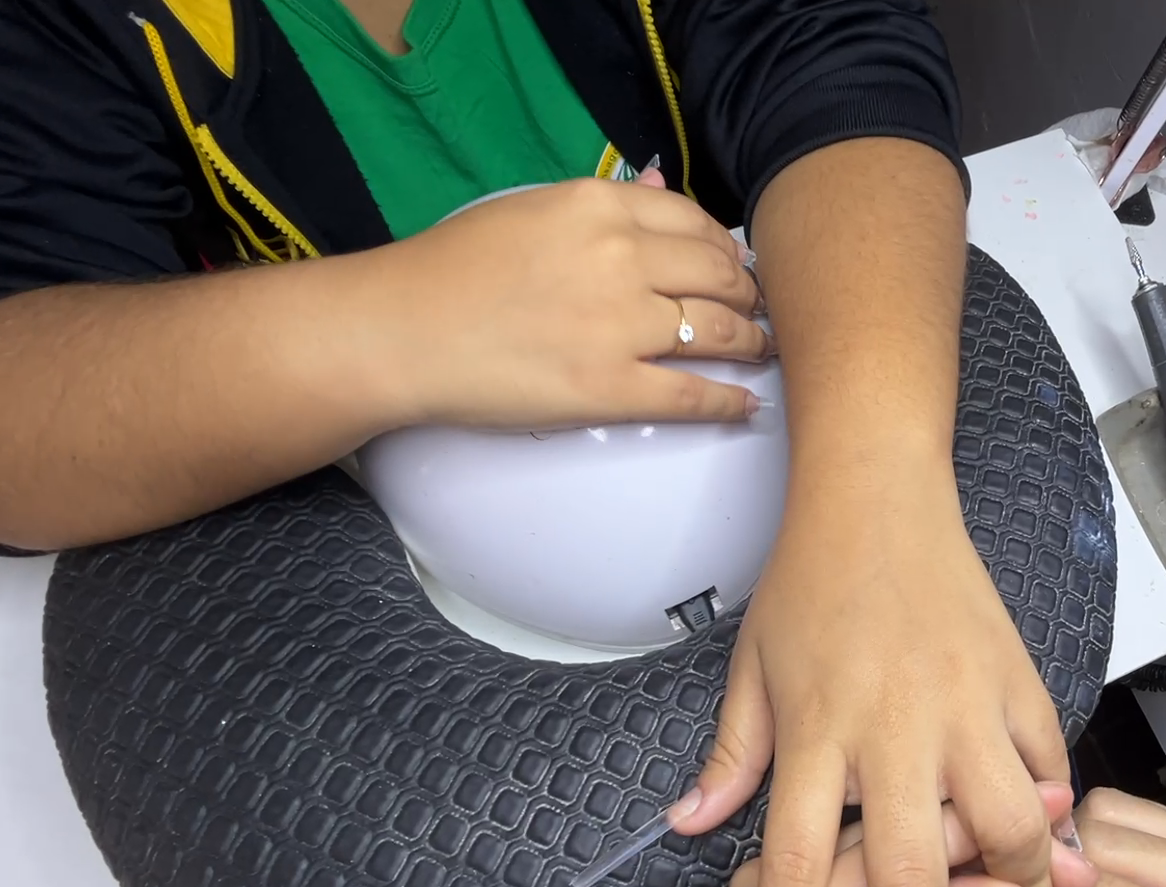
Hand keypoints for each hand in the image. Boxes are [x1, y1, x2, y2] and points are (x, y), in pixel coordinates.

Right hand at [351, 170, 770, 430]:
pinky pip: (693, 396)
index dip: (731, 253)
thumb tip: (665, 200)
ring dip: (754, 343)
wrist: (399, 331)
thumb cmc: (455, 270)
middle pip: (720, 278)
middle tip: (764, 315)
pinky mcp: (612, 388)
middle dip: (752, 298)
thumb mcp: (531, 210)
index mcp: (600, 208)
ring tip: (766, 352)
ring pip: (718, 333)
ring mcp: (620, 327)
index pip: (697, 225)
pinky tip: (749, 406)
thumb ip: (603, 209)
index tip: (741, 272)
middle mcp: (622, 260)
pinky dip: (730, 402)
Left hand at [671, 471, 1071, 886]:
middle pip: (908, 876)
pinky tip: (1047, 834)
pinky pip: (1046, 760)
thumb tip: (693, 822)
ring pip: (1008, 827)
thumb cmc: (813, 575)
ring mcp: (963, 703)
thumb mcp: (753, 664)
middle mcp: (893, 727)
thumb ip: (731, 752)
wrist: (878, 498)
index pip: (794, 867)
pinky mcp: (1014, 676)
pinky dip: (1053, 807)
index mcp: (818, 728)